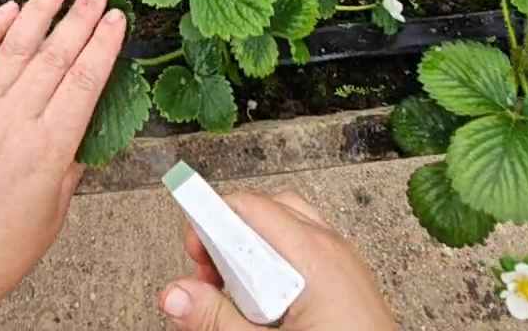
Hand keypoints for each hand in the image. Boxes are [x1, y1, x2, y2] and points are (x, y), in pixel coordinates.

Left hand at [0, 0, 126, 329]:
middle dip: (78, 17)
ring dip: (39, 10)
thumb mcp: (57, 206)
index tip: (116, 18)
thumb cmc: (5, 245)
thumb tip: (86, 113)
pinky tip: (8, 9)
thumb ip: (73, 154)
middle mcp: (12, 122)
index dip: (102, 44)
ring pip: (14, 47)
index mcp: (46, 149)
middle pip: (54, 56)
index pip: (83, 81)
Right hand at [159, 191, 398, 330]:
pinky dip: (279, 263)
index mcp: (313, 258)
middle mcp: (332, 250)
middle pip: (266, 211)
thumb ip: (218, 320)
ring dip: (254, 249)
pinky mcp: (351, 284)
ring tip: (236, 292)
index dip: (211, 219)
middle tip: (208, 275)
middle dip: (229, 235)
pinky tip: (268, 302)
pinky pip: (307, 250)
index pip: (248, 208)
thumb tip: (176, 294)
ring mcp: (346, 265)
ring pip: (288, 228)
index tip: (190, 245)